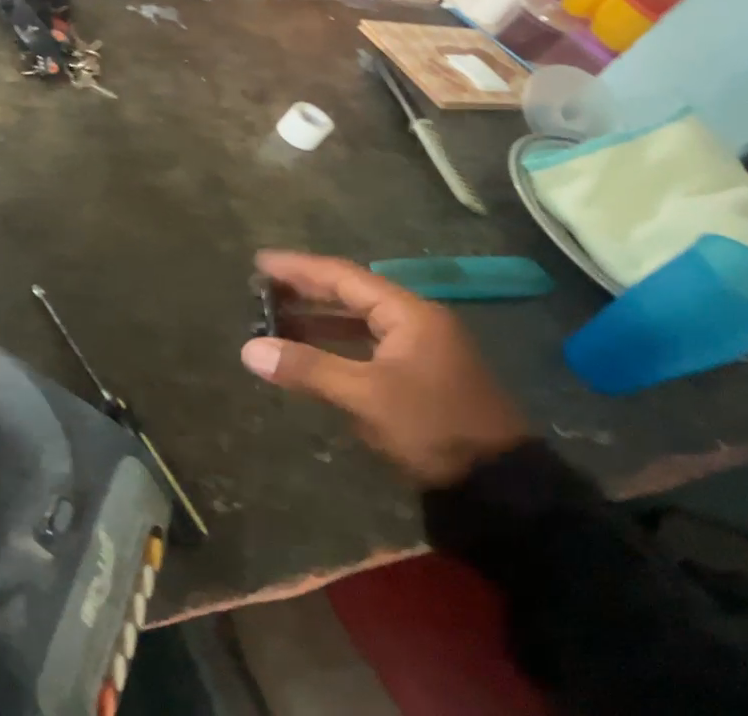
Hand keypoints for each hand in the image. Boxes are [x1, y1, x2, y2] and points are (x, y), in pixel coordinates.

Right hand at [240, 251, 529, 487]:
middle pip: (352, 296)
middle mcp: (417, 324)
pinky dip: (333, 345)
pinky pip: (366, 347)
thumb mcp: (366, 396)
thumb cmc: (433, 426)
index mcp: (410, 316)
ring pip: (358, 324)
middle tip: (261, 290)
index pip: (345, 278)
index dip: (300, 269)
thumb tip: (249, 349)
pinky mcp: (418, 378)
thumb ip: (308, 368)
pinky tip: (307, 353)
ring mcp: (420, 352)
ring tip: (274, 319)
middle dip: (306, 292)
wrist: (498, 484)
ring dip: (317, 320)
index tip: (260, 262)